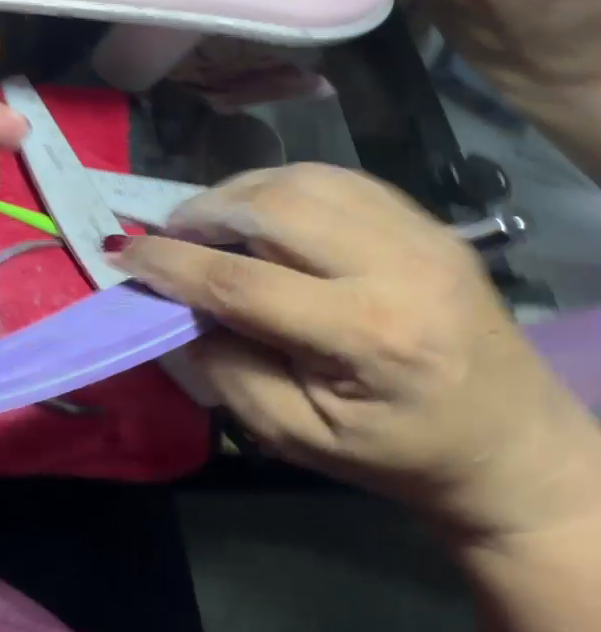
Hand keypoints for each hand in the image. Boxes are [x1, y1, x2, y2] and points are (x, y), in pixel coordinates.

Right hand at [109, 163, 600, 542]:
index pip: (240, 280)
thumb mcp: (290, 432)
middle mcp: (402, 271)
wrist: (512, 448)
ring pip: (301, 180)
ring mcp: (423, 238)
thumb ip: (223, 366)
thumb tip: (176, 307)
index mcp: (370, 337)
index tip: (119, 254)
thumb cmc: (392, 452)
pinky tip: (256, 216)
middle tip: (167, 239)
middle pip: (273, 208)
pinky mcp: (428, 224)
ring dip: (235, 194)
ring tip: (207, 226)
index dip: (167, 263)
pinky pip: (333, 179)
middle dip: (199, 214)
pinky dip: (276, 187)